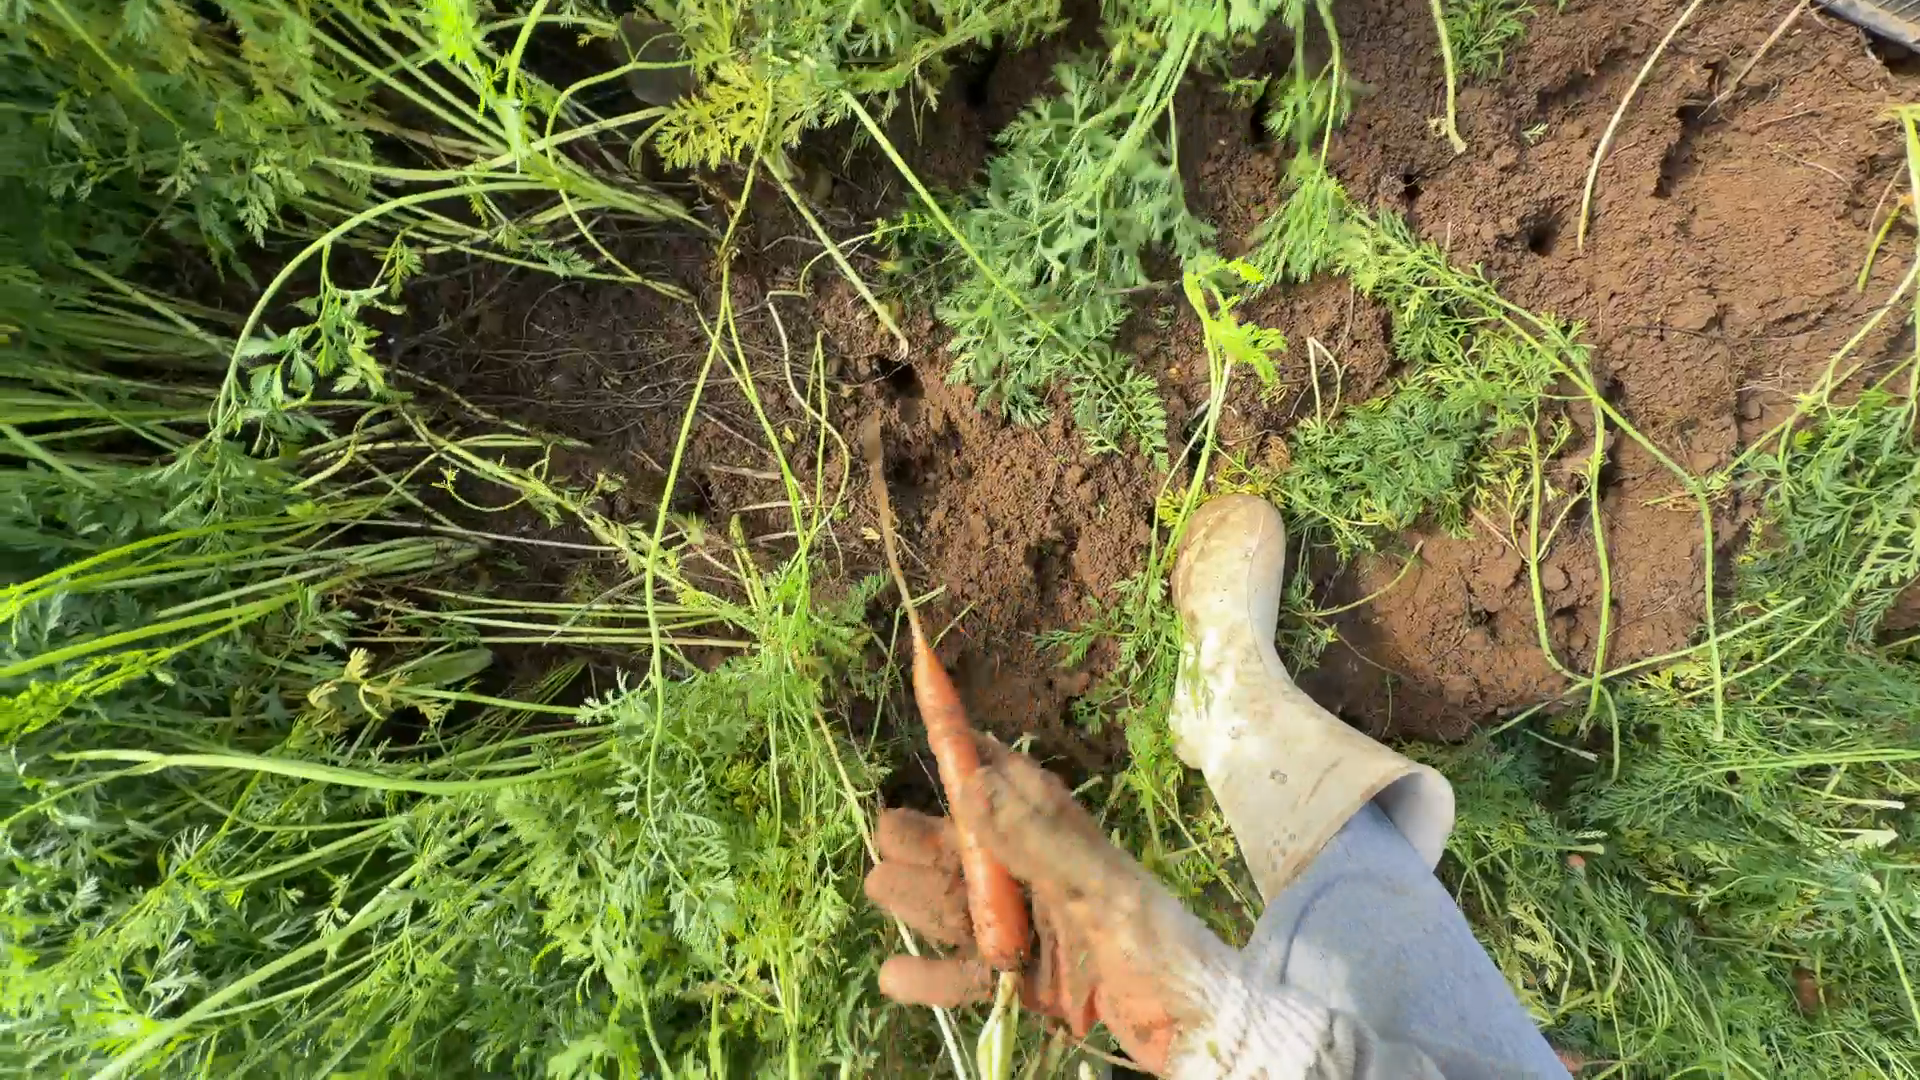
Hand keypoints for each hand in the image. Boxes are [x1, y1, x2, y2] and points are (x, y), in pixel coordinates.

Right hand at [863, 739, 1237, 1074]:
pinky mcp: (1017, 974)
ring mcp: (1018, 921)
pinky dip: (929, 977)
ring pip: (948, 901)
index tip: (920, 708)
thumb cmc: (1158, 944)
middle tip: (889, 847)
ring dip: (916, 900)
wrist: (1197, 1030)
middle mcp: (1025, 864)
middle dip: (920, 842)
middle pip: (953, 842)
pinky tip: (893, 977)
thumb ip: (1034, 837)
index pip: (990, 770)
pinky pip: (961, 971)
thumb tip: (970, 780)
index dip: (953, 742)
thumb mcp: (1099, 887)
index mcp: (1049, 827)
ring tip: (882, 888)